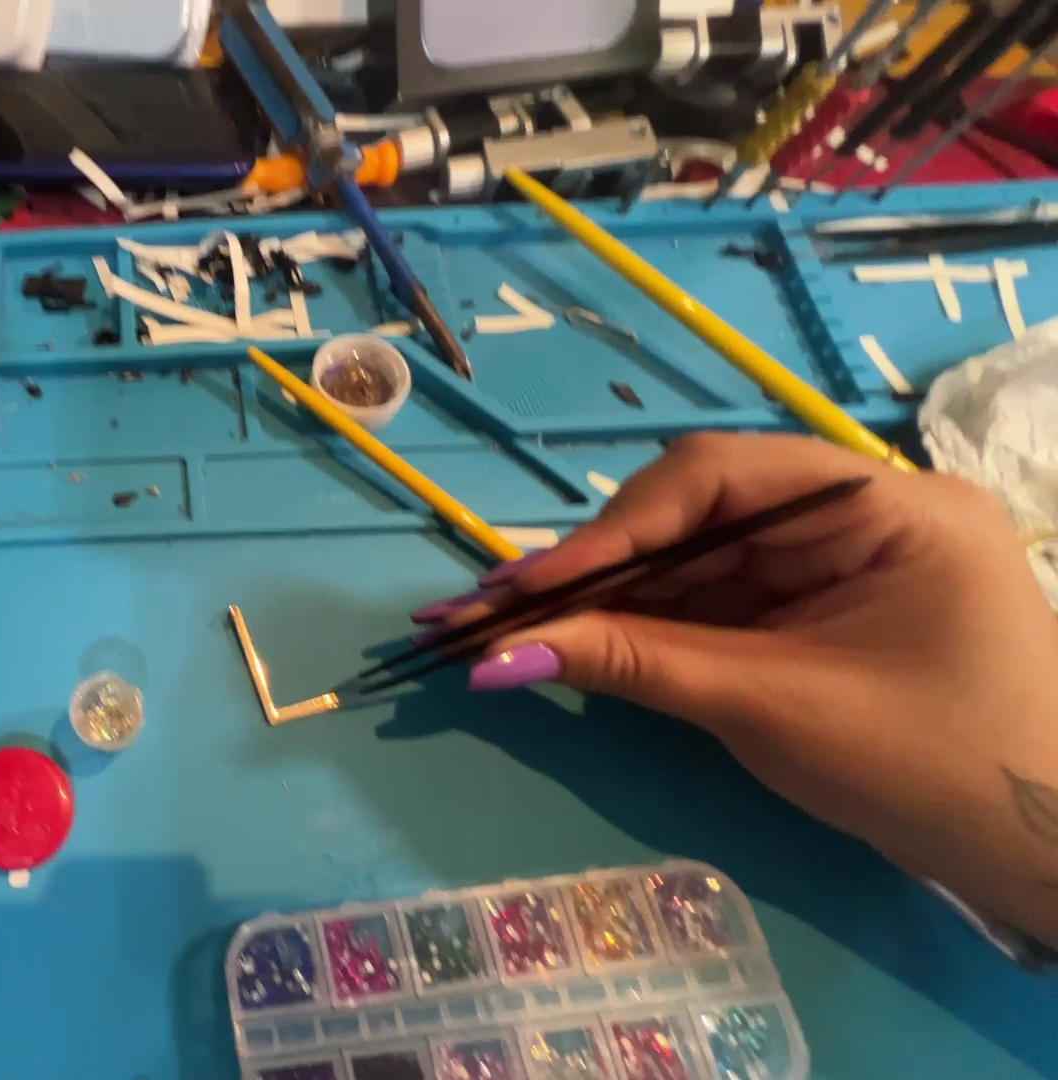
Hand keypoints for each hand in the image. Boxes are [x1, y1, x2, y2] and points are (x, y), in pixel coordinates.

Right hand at [449, 434, 1057, 944]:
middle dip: (582, 568)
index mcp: (882, 509)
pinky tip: (555, 633)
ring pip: (664, 558)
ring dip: (585, 596)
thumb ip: (628, 663)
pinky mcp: (777, 598)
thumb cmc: (932, 770)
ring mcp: (804, 557)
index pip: (714, 479)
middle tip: (489, 604)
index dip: (610, 529)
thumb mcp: (765, 706)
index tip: (530, 585)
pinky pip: (680, 595)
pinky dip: (617, 619)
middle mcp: (838, 514)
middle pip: (676, 517)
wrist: (1033, 853)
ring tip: (497, 621)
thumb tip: (493, 659)